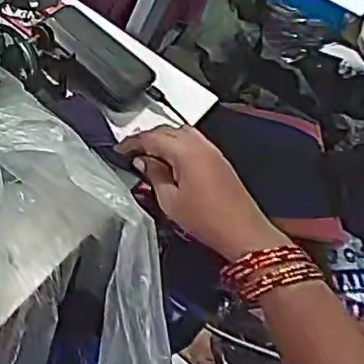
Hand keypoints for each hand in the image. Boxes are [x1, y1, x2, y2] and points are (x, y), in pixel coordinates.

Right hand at [116, 126, 291, 262]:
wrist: (244, 234)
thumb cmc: (206, 220)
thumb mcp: (169, 201)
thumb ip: (154, 175)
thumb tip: (144, 162)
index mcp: (186, 152)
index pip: (151, 137)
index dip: (132, 142)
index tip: (120, 151)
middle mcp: (201, 145)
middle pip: (167, 130)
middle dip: (147, 138)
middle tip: (131, 152)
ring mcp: (212, 151)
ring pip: (181, 133)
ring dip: (163, 140)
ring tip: (149, 155)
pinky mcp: (219, 160)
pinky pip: (193, 142)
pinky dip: (177, 145)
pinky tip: (169, 161)